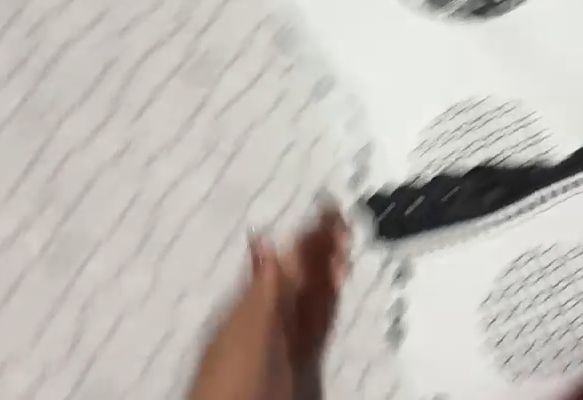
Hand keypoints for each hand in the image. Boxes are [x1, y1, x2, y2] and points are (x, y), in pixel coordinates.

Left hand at [188, 206, 350, 399]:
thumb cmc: (235, 374)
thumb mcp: (246, 325)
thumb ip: (262, 284)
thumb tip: (262, 234)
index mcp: (246, 306)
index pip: (280, 262)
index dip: (302, 236)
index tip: (326, 208)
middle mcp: (267, 317)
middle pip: (299, 275)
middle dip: (321, 248)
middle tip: (344, 219)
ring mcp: (286, 336)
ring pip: (313, 294)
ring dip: (330, 267)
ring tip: (347, 240)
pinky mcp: (303, 355)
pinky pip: (320, 319)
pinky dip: (331, 297)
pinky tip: (340, 277)